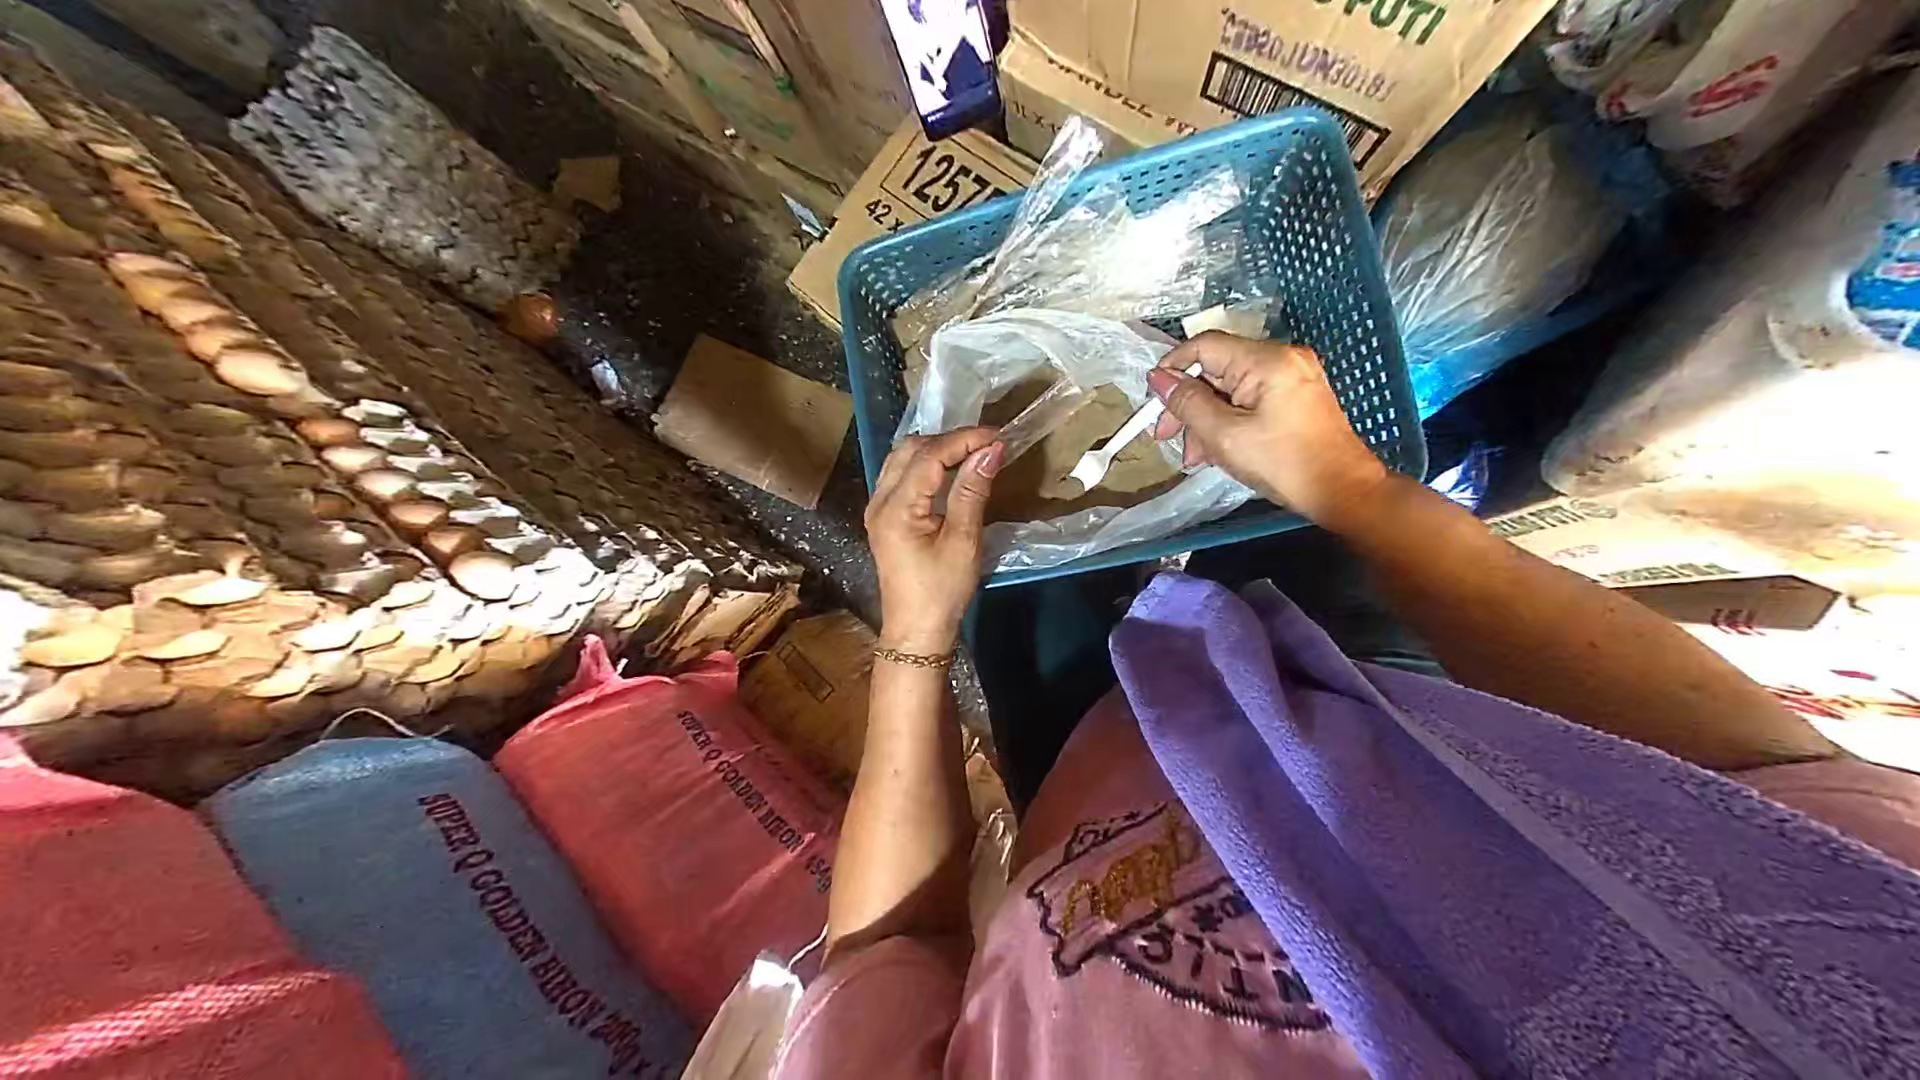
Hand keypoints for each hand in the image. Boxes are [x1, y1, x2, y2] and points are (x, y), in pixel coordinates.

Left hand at [865, 427, 1004, 652]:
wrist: (917, 628)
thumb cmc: (942, 590)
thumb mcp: (963, 541)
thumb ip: (972, 491)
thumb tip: (991, 451)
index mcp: (897, 507)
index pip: (930, 455)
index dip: (965, 440)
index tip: (998, 436)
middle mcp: (880, 500)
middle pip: (911, 449)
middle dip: (950, 440)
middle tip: (987, 445)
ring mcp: (877, 508)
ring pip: (903, 459)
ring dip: (937, 449)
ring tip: (972, 453)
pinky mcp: (884, 516)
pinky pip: (901, 475)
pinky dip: (926, 465)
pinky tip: (950, 471)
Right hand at [1147, 331, 1388, 524]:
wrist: (1341, 490)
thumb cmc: (1282, 463)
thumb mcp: (1223, 435)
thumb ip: (1187, 403)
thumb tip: (1158, 378)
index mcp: (1266, 361)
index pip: (1204, 346)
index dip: (1172, 368)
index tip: (1154, 401)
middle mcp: (1281, 358)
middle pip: (1216, 369)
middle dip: (1187, 403)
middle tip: (1166, 436)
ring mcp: (1292, 376)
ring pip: (1229, 388)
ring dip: (1204, 418)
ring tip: (1195, 456)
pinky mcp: (1295, 396)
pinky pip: (1248, 399)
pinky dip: (1227, 420)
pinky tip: (1216, 450)